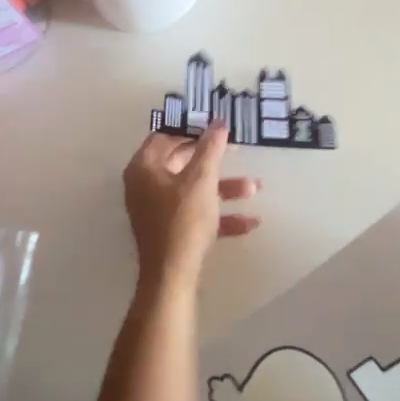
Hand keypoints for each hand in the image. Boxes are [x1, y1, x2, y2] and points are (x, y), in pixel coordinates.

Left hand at [122, 125, 260, 286]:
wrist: (172, 278)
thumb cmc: (183, 220)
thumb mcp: (201, 179)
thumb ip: (211, 148)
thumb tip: (219, 122)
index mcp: (144, 167)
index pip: (166, 136)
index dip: (191, 129)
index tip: (215, 128)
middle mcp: (145, 185)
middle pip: (182, 163)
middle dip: (215, 161)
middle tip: (238, 151)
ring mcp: (156, 210)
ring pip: (193, 190)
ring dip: (224, 188)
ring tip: (255, 188)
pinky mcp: (170, 231)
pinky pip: (196, 214)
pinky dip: (220, 215)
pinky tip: (250, 222)